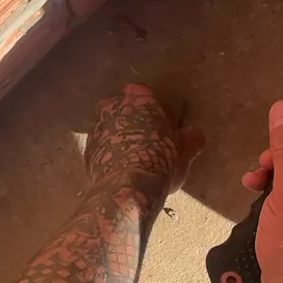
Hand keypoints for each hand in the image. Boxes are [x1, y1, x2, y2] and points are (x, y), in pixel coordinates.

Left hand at [85, 84, 204, 199]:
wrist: (127, 188)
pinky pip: (100, 149)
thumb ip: (191, 136)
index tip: (162, 124)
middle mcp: (112, 107)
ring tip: (134, 158)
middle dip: (132, 120)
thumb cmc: (160, 159)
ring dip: (118, 138)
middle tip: (148, 140)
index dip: (154, 108)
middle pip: (122, 108)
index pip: (145, 93)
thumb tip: (194, 134)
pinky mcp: (87, 152)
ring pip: (109, 128)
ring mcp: (96, 129)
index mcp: (138, 98)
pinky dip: (109, 156)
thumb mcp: (186, 149)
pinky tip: (121, 171)